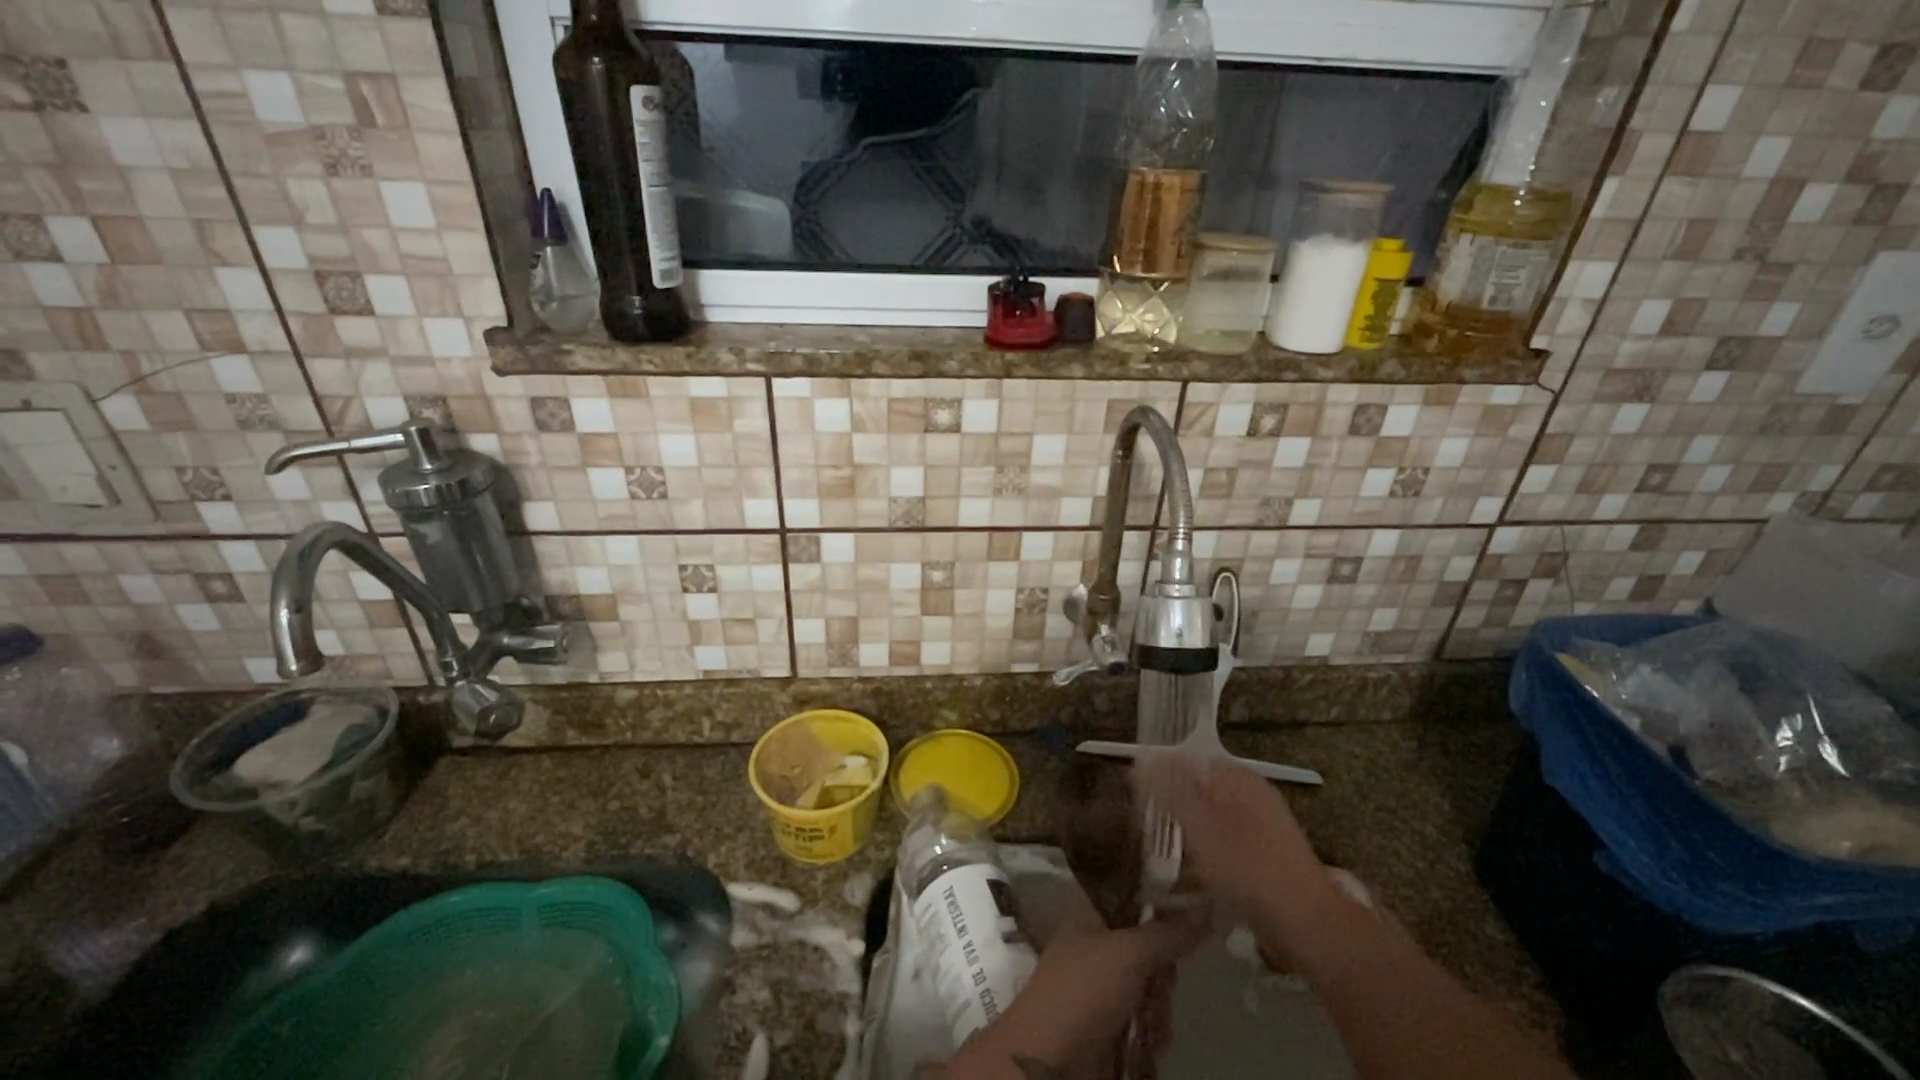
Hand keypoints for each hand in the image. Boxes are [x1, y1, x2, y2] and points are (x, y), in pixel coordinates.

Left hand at [948, 911, 1208, 1076]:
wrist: (1051, 1059)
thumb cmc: (1085, 990)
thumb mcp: (1131, 951)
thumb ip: (1170, 930)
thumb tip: (1206, 904)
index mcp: (1088, 918)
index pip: (1133, 901)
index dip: (1161, 909)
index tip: (1189, 920)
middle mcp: (1094, 949)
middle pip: (1148, 948)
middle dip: (1164, 971)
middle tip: (1163, 982)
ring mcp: (1100, 989)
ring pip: (1150, 987)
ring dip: (1160, 1007)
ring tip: (1152, 1021)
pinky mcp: (1108, 1025)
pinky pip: (1144, 1018)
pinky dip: (1152, 1030)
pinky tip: (1150, 1041)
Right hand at [1136, 755, 1337, 958]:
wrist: (1303, 923)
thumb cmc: (1248, 870)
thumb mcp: (1200, 827)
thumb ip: (1170, 792)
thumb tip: (1141, 761)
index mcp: (1240, 781)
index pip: (1192, 760)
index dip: (1161, 773)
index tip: (1136, 796)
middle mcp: (1252, 797)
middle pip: (1200, 790)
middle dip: (1172, 806)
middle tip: (1144, 827)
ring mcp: (1260, 828)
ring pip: (1210, 819)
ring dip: (1186, 833)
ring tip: (1160, 854)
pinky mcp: (1262, 858)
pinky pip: (1222, 845)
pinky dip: (1203, 855)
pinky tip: (1188, 876)